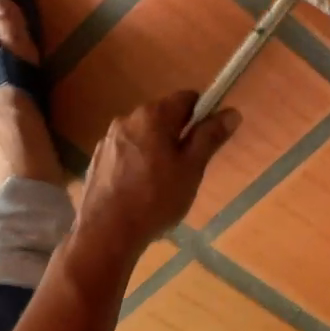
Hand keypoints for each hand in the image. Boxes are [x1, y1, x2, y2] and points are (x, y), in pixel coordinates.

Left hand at [80, 91, 240, 255]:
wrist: (105, 233)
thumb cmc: (155, 199)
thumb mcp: (191, 169)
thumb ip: (210, 137)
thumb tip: (232, 112)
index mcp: (153, 115)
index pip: (187, 98)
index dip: (203, 114)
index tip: (207, 140)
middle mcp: (127, 119)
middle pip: (163, 116)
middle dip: (178, 135)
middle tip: (187, 168)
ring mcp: (108, 140)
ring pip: (143, 136)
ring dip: (156, 150)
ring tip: (161, 185)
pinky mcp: (97, 160)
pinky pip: (125, 153)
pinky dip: (136, 164)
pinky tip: (138, 191)